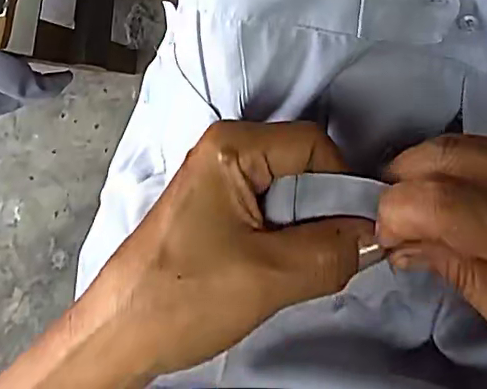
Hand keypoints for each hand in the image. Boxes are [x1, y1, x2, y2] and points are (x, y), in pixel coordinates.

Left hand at [0, 121, 373, 388]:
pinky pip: (267, 201)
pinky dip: (284, 230)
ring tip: (299, 263)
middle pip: (302, 161)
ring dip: (303, 223)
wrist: (110, 342)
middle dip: (321, 207)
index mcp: (233, 144)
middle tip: (330, 250)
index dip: (340, 183)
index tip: (354, 227)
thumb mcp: (268, 278)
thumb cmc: (178, 298)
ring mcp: (217, 173)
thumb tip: (376, 235)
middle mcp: (226, 146)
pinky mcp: (213, 201)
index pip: (314, 143)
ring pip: (287, 185)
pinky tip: (278, 263)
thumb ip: (332, 252)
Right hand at [377, 135, 486, 388]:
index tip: (377, 239)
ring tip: (415, 218)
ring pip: (467, 143)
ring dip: (428, 170)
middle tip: (388, 228)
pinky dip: (459, 165)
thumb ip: (478, 282)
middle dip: (404, 182)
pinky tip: (453, 198)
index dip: (398, 211)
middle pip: (449, 155)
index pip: (448, 201)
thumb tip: (410, 239)